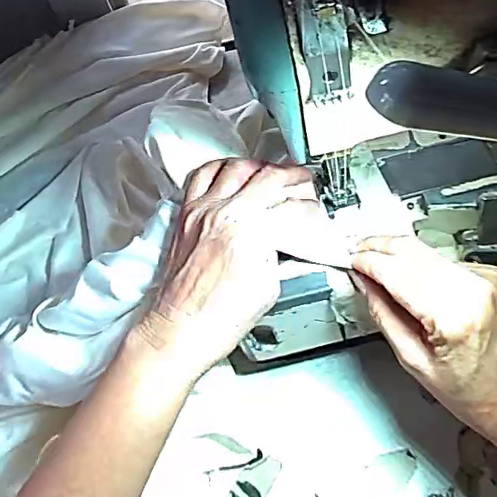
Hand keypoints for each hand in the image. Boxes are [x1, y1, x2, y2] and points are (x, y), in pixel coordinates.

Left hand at [124, 159, 324, 386]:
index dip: (312, 208)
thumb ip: (282, 253)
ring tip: (271, 175)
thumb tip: (292, 238)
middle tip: (304, 185)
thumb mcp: (270, 287)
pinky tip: (231, 173)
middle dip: (294, 178)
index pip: (292, 205)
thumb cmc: (218, 318)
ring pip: (236, 167)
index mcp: (250, 231)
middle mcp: (224, 213)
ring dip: (259, 168)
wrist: (180, 329)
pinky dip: (221, 168)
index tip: (316, 211)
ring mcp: (202, 210)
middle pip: (268, 176)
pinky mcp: (186, 214)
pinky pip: (202, 175)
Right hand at [351, 235, 496, 454]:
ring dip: (399, 255)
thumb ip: (385, 315)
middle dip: (379, 247)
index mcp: (454, 315)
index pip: (397, 272)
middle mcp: (475, 288)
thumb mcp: (416, 363)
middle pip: (411, 250)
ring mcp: (487, 277)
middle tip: (357, 252)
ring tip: (378, 266)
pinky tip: (415, 280)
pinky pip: (444, 260)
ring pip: (426, 251)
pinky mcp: (492, 272)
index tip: (350, 260)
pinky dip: (424, 266)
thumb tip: (365, 283)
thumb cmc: (478, 393)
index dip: (367, 262)